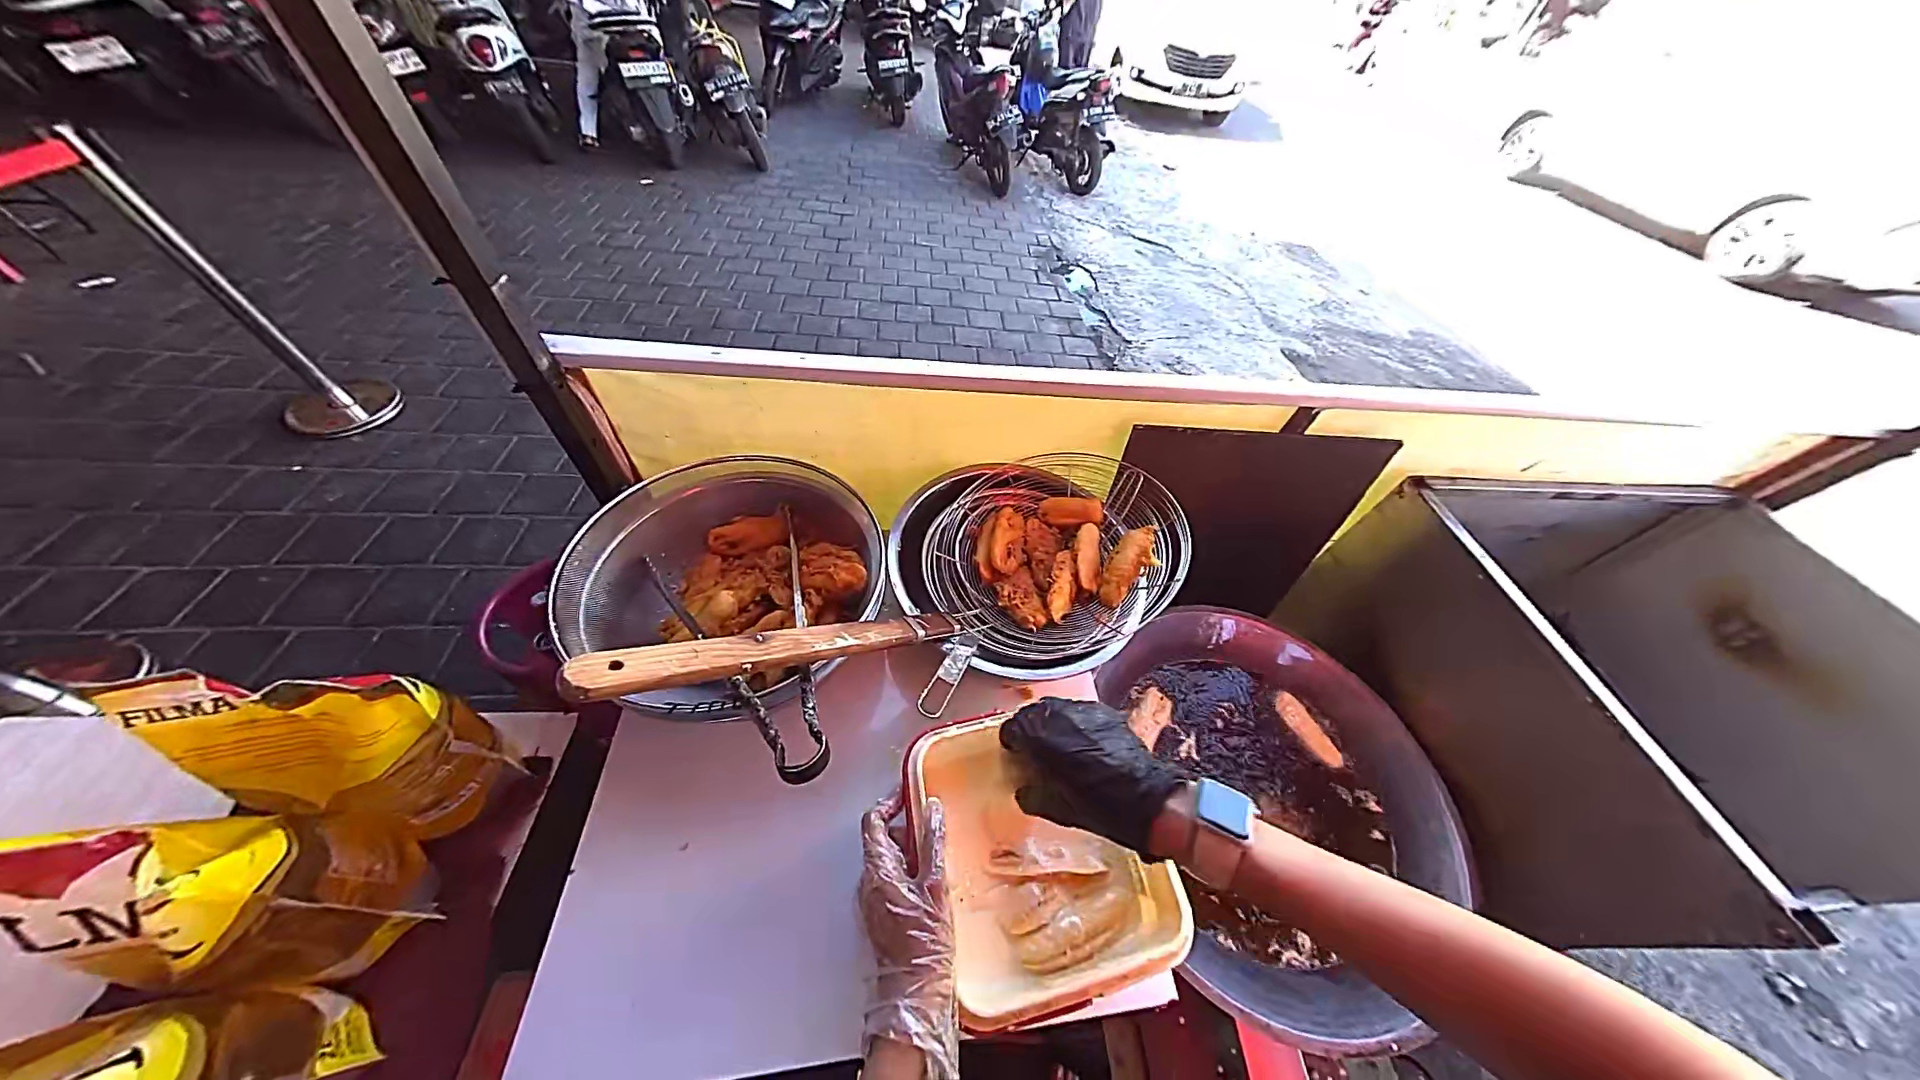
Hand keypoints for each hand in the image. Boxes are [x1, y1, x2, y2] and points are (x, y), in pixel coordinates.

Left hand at [858, 792, 957, 1079]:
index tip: (909, 796)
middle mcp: (869, 882)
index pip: (873, 821)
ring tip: (935, 862)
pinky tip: (929, 885)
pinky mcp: (882, 913)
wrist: (914, 991)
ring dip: (910, 852)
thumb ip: (932, 843)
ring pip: (888, 860)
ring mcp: (873, 899)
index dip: (890, 803)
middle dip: (907, 830)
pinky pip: (892, 880)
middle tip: (932, 831)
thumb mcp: (935, 885)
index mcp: (878, 870)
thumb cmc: (923, 944)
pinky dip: (909, 872)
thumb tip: (932, 810)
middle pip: (882, 839)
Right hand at [998, 697, 1183, 856]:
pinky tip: (1084, 745)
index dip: (1012, 741)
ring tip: (1059, 746)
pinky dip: (1075, 725)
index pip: (1013, 726)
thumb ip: (1031, 793)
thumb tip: (1025, 789)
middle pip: (1034, 713)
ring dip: (1053, 724)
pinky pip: (1080, 713)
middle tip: (1034, 748)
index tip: (1014, 752)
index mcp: (1040, 735)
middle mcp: (1059, 714)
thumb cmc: (1096, 805)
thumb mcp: (1053, 808)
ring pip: (1057, 709)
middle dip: (1031, 729)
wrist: (1145, 799)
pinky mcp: (1106, 712)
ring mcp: (1084, 709)